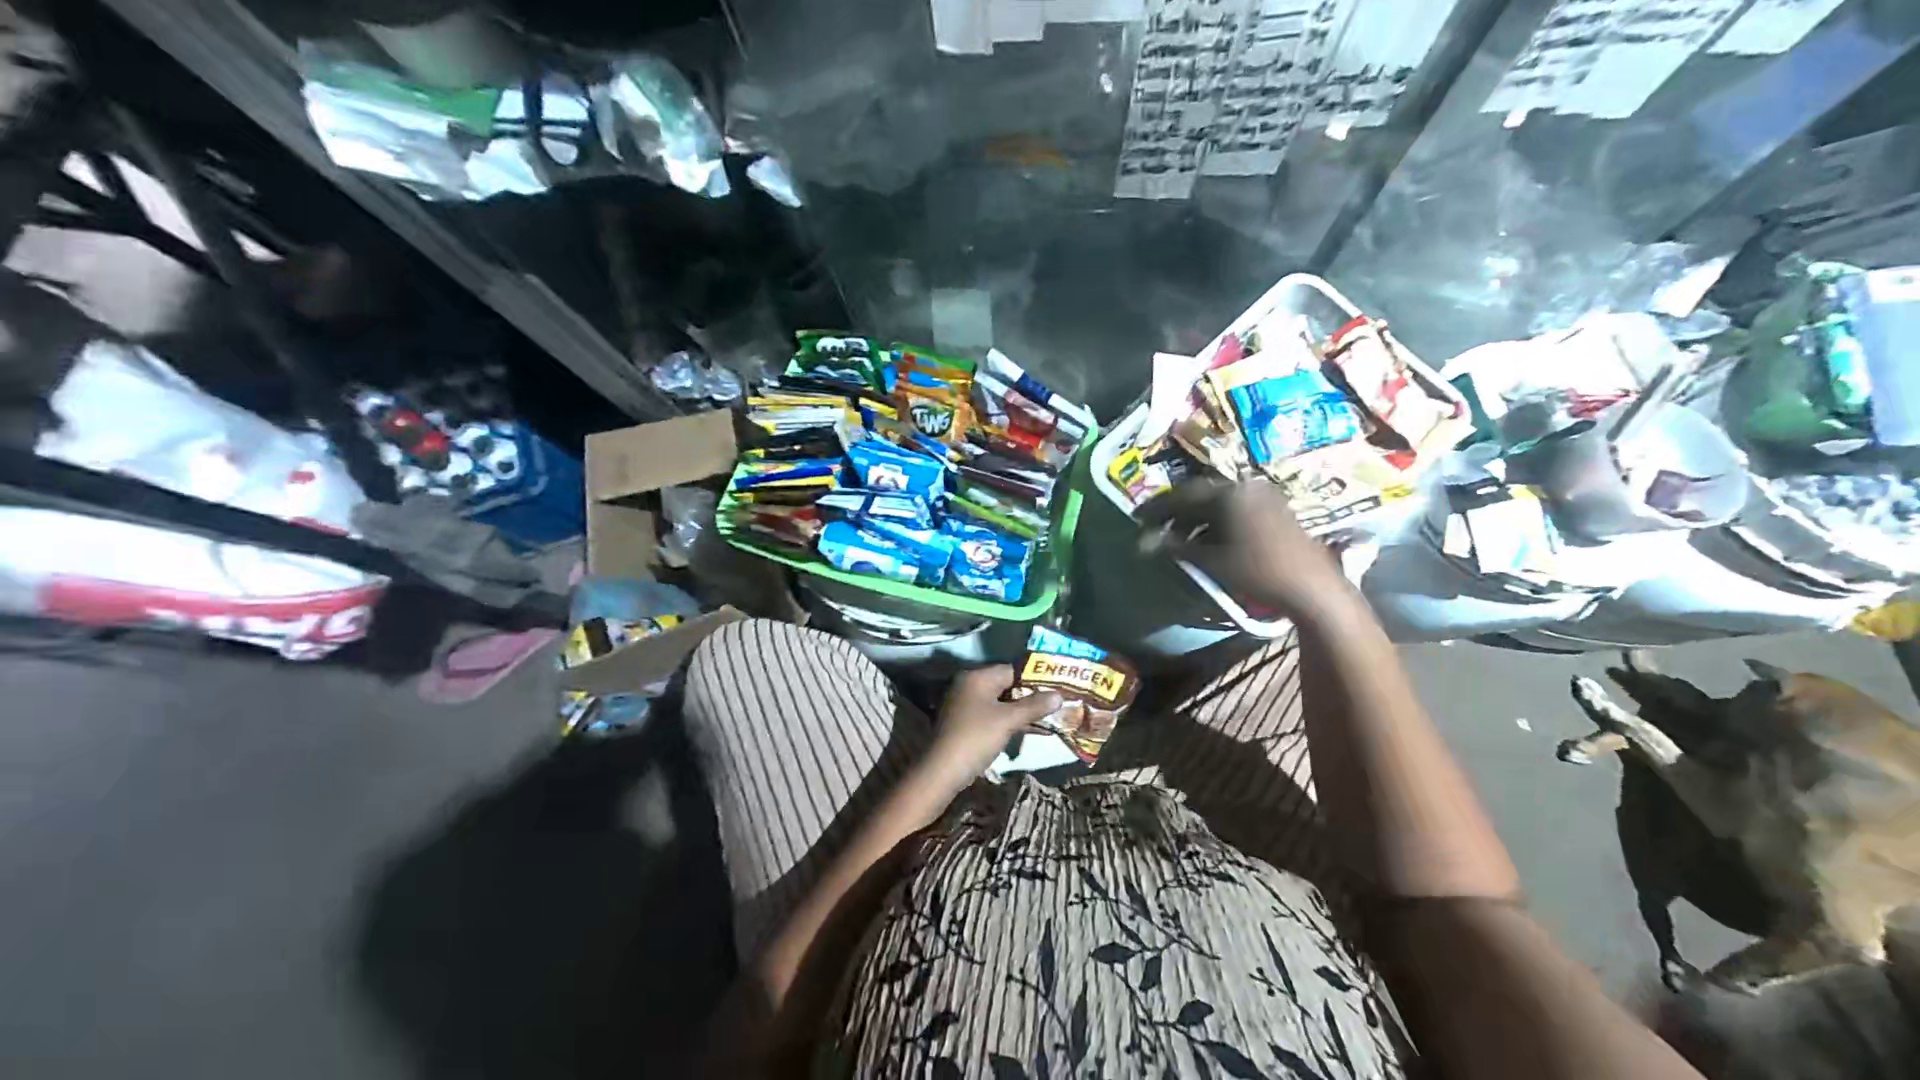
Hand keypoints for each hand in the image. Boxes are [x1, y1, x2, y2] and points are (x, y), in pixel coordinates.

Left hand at [922, 666, 1061, 786]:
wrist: (943, 770)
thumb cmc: (976, 737)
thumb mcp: (1008, 720)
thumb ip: (1034, 706)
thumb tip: (1059, 695)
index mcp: (977, 677)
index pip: (1012, 670)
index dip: (1036, 678)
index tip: (1058, 686)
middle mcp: (970, 686)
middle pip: (1007, 686)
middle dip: (1032, 696)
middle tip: (1058, 702)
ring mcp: (967, 705)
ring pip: (1002, 703)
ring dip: (1024, 711)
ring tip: (1052, 717)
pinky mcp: (967, 723)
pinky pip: (995, 716)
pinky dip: (1012, 721)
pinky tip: (1035, 730)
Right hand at [1137, 479, 1353, 618]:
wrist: (1312, 588)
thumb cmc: (1258, 572)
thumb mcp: (1211, 560)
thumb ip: (1176, 547)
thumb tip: (1142, 543)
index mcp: (1229, 493)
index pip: (1183, 494)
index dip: (1158, 507)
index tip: (1138, 518)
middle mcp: (1246, 486)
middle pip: (1201, 494)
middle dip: (1176, 511)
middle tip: (1154, 525)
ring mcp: (1263, 496)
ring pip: (1219, 501)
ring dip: (1196, 517)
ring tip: (1176, 535)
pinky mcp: (1274, 509)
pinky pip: (1235, 507)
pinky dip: (1215, 520)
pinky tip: (1205, 537)